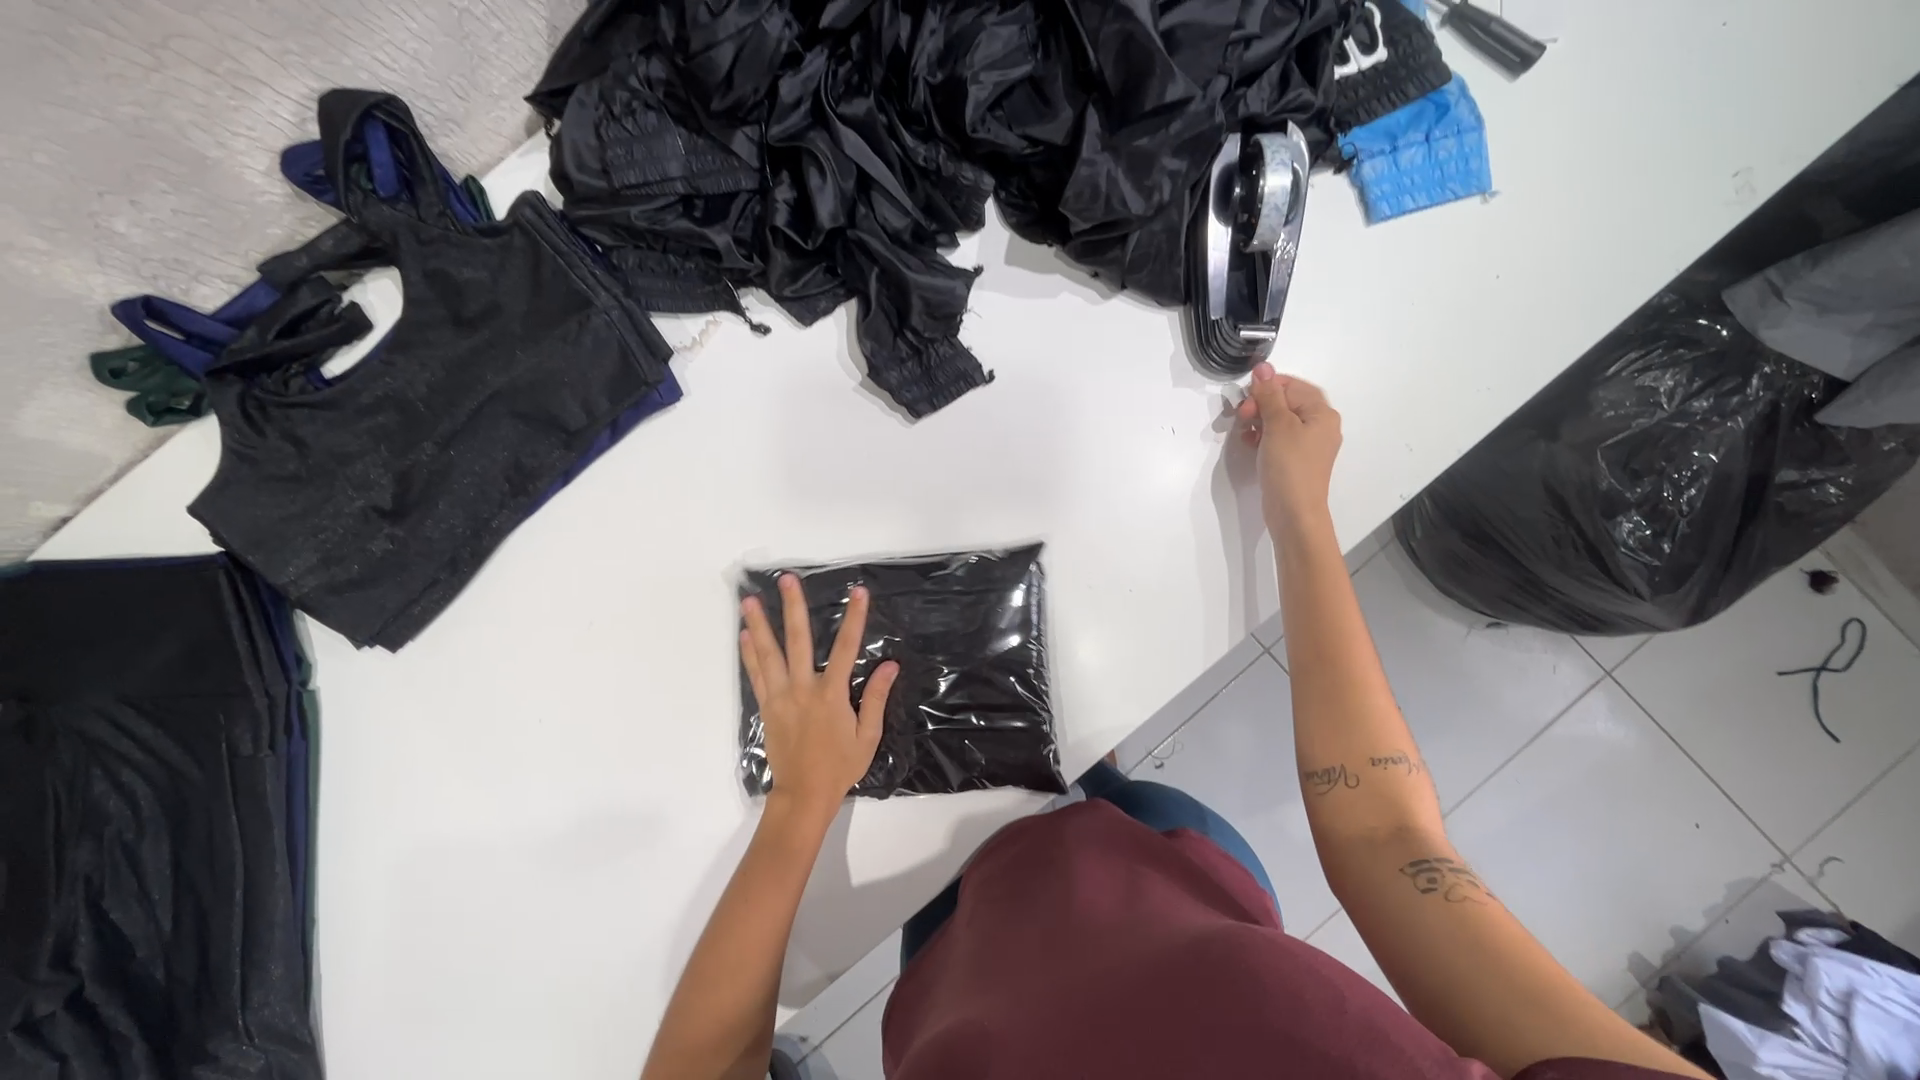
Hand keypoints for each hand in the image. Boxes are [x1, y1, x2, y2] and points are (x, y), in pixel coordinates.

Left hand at [740, 574, 898, 822]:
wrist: (804, 793)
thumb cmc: (840, 766)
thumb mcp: (868, 735)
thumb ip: (876, 698)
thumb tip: (890, 665)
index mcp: (831, 694)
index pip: (847, 647)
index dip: (854, 617)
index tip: (858, 591)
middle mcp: (803, 689)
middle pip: (798, 641)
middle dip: (793, 608)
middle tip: (786, 579)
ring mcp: (781, 697)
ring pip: (769, 654)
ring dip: (760, 624)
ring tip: (749, 599)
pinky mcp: (767, 707)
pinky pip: (756, 674)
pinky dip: (750, 653)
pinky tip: (745, 634)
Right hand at [1235, 362, 1341, 534]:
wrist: (1294, 512)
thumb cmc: (1289, 466)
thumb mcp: (1278, 425)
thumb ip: (1269, 395)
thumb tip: (1263, 367)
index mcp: (1322, 413)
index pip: (1292, 386)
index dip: (1267, 387)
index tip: (1245, 398)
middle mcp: (1320, 426)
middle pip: (1287, 402)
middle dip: (1261, 404)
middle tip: (1242, 416)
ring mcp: (1308, 445)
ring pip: (1280, 420)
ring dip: (1259, 420)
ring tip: (1244, 431)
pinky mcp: (1295, 460)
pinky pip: (1278, 438)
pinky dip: (1263, 436)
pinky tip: (1250, 443)